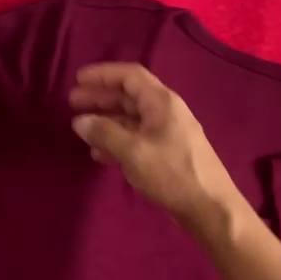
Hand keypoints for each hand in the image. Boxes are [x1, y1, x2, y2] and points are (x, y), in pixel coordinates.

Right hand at [69, 63, 246, 235]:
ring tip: (81, 129)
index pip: (130, 76)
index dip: (103, 74)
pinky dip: (116, 142)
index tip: (78, 79)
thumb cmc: (171, 173)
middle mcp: (164, 112)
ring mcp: (166, 133)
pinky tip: (99, 154)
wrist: (208, 205)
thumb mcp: (133, 151)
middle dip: (100, 97)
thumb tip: (80, 121)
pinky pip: (136, 139)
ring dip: (105, 121)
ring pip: (130, 119)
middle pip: (128, 96)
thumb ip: (104, 133)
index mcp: (161, 102)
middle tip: (72, 103)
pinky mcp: (165, 154)